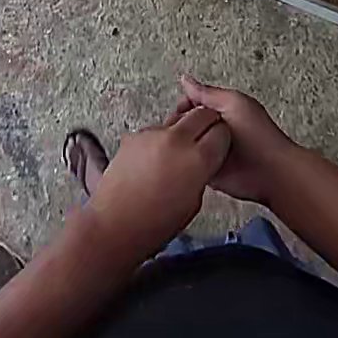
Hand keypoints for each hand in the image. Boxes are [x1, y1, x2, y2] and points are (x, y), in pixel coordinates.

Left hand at [82, 106, 230, 264]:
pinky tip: (155, 159)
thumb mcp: (194, 202)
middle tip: (204, 138)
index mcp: (197, 159)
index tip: (219, 144)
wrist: (115, 223)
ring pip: (178, 119)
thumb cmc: (154, 223)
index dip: (222, 139)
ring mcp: (153, 134)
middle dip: (207, 123)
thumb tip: (203, 159)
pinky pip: (156, 130)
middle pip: (202, 113)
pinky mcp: (134, 135)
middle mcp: (176, 140)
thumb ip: (202, 172)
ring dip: (182, 130)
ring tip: (176, 154)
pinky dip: (160, 139)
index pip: (221, 131)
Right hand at [178, 75, 299, 205]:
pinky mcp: (208, 171)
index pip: (191, 103)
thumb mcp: (232, 103)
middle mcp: (213, 130)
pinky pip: (188, 165)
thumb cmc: (260, 136)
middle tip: (177, 130)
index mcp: (219, 111)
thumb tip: (186, 80)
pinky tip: (182, 160)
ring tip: (179, 145)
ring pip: (184, 144)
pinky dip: (184, 163)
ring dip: (180, 145)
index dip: (183, 106)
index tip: (179, 112)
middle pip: (185, 124)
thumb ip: (207, 93)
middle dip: (178, 126)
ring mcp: (210, 151)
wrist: (270, 172)